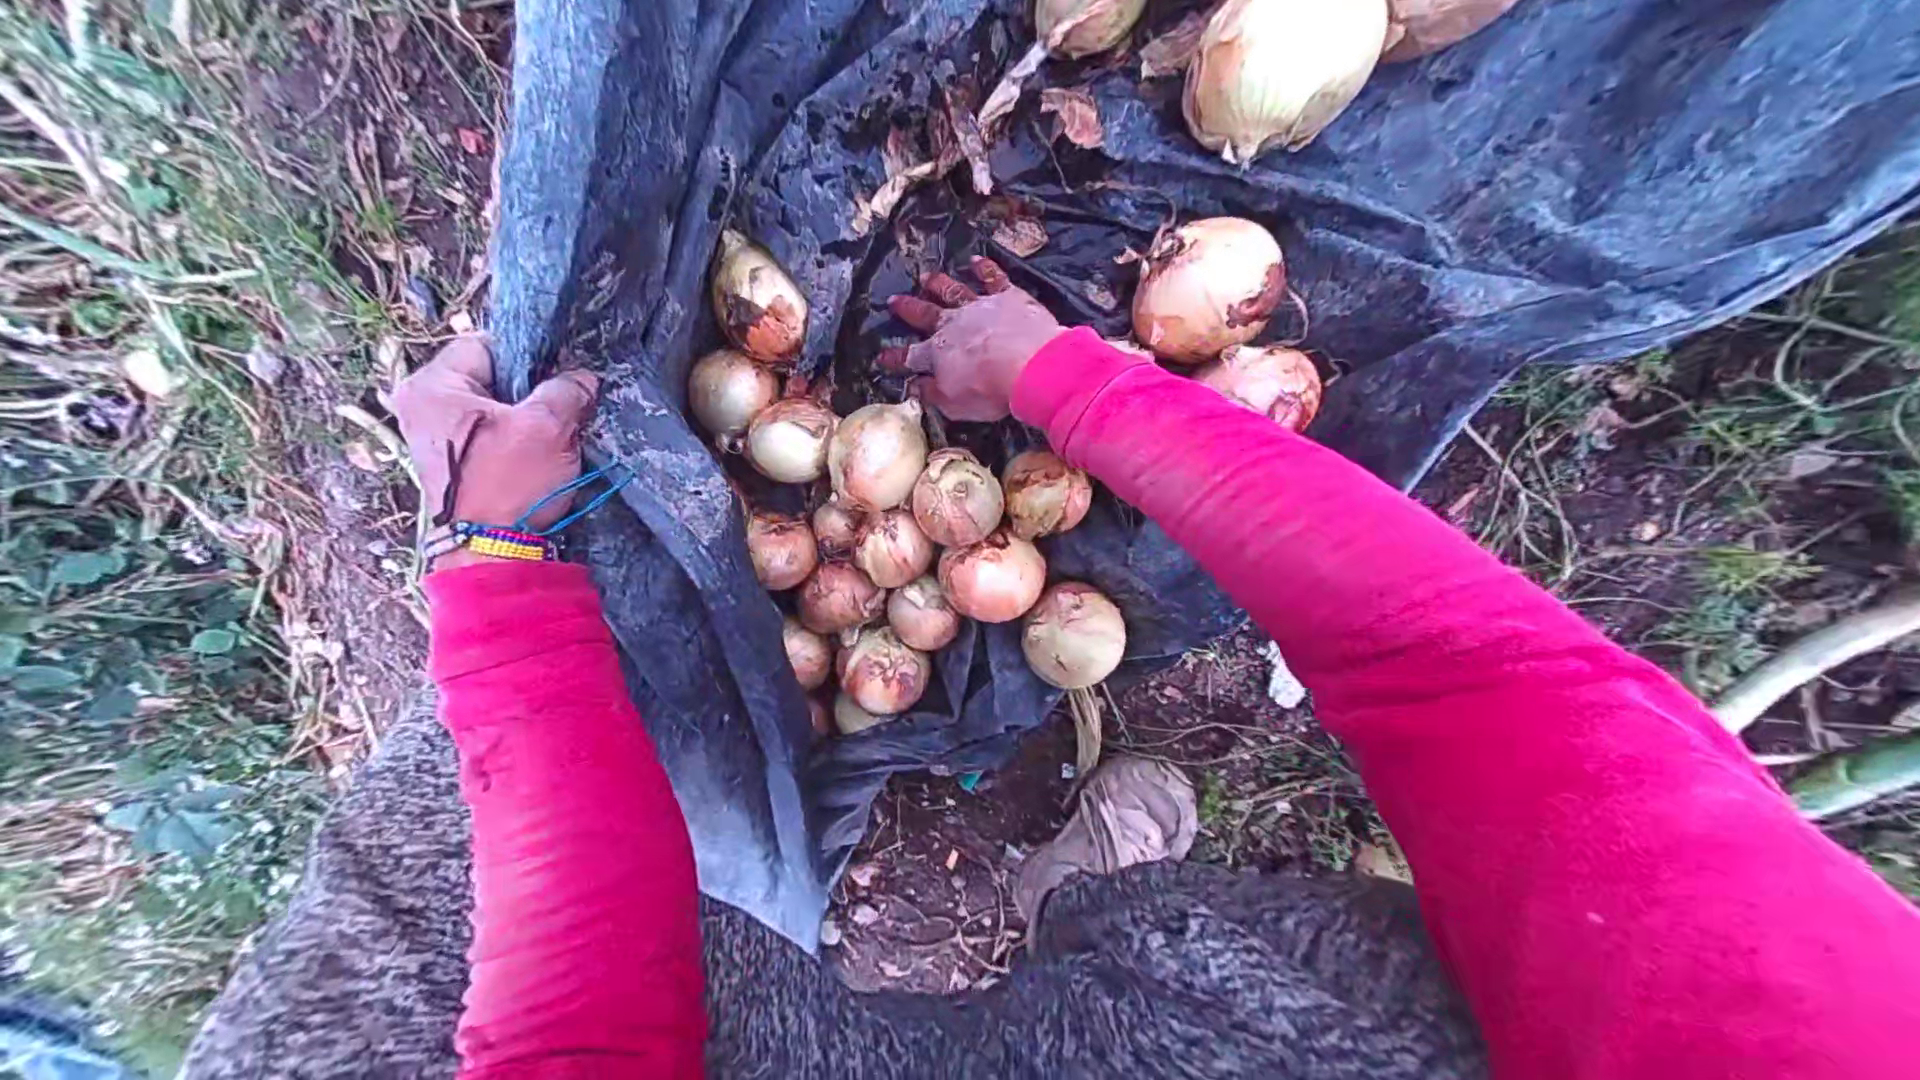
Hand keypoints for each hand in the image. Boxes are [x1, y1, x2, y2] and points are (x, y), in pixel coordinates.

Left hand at [391, 336, 599, 569]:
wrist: (491, 548)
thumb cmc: (510, 481)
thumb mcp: (547, 427)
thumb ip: (566, 391)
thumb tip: (583, 377)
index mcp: (433, 386)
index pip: (486, 345)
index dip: (528, 357)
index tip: (559, 378)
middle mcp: (423, 404)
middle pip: (492, 377)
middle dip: (532, 391)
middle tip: (562, 409)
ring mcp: (435, 434)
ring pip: (496, 407)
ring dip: (529, 417)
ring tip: (555, 434)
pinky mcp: (454, 459)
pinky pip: (492, 432)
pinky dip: (518, 437)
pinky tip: (539, 453)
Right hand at [878, 257, 1065, 421]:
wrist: (1028, 363)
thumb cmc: (988, 390)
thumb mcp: (953, 404)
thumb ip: (932, 394)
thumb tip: (915, 386)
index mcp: (936, 354)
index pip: (910, 356)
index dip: (896, 358)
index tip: (882, 357)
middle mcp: (952, 325)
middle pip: (925, 315)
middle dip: (908, 309)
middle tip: (893, 300)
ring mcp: (978, 307)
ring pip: (952, 291)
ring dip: (938, 284)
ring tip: (926, 276)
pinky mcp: (1007, 297)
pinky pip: (992, 278)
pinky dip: (983, 269)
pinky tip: (976, 260)